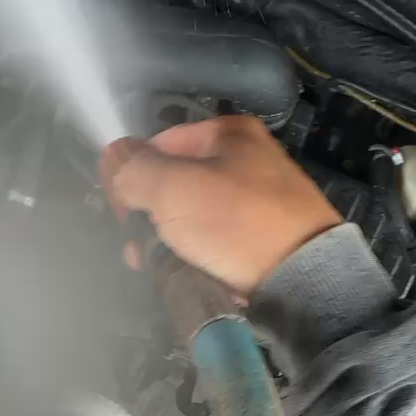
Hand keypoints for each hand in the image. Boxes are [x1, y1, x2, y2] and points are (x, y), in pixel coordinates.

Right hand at [100, 116, 342, 296]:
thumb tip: (112, 160)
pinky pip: (213, 247)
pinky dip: (195, 260)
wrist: (304, 281)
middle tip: (137, 246)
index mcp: (227, 134)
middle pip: (173, 186)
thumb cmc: (238, 224)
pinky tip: (187, 275)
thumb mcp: (174, 188)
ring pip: (190, 221)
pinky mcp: (261, 245)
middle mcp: (244, 163)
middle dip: (148, 218)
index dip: (131, 173)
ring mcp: (255, 206)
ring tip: (158, 266)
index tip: (119, 210)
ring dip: (166, 244)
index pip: (158, 143)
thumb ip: (134, 169)